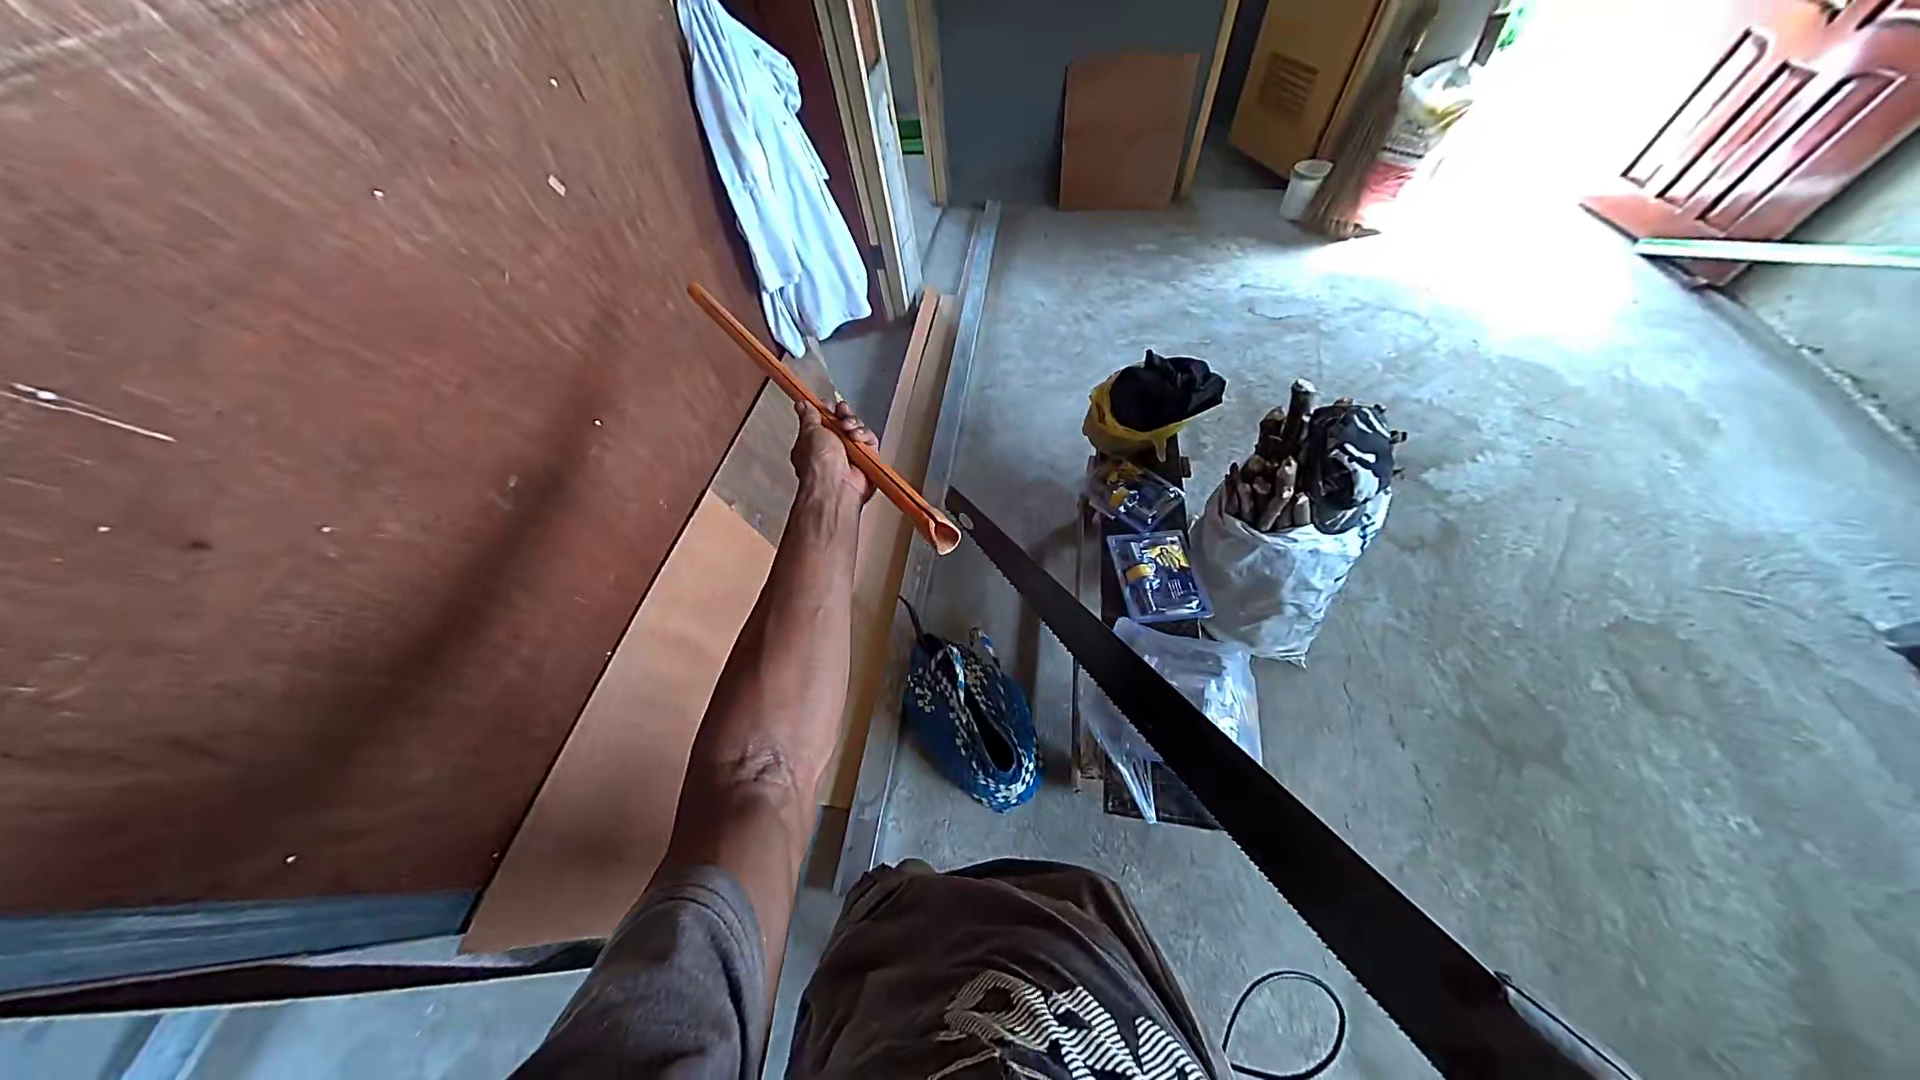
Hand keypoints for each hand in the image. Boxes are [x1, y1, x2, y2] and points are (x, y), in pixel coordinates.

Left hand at [792, 399, 877, 504]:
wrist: (835, 485)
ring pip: (857, 429)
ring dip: (853, 424)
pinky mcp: (867, 458)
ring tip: (848, 429)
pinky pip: (870, 440)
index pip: (824, 420)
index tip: (828, 405)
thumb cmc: (817, 463)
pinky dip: (865, 436)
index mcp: (815, 441)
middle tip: (842, 414)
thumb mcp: (809, 432)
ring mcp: (851, 453)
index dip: (827, 409)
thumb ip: (809, 416)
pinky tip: (857, 438)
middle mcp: (833, 447)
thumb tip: (802, 404)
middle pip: (843, 422)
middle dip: (843, 414)